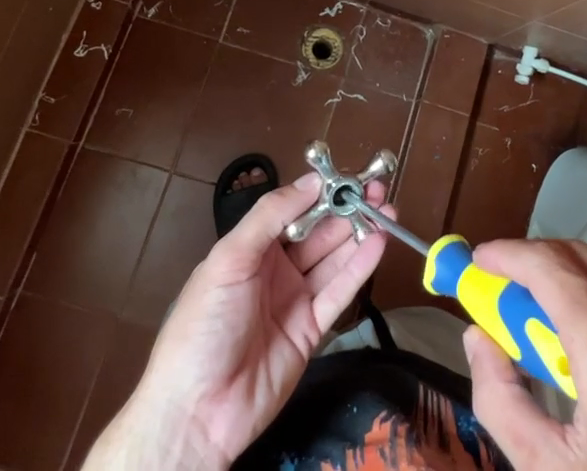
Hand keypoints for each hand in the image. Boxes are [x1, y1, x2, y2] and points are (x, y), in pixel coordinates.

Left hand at [87, 173, 390, 470]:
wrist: (199, 409)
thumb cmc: (203, 326)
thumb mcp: (228, 260)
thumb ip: (269, 217)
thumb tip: (310, 181)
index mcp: (249, 249)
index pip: (291, 212)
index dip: (320, 193)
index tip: (348, 177)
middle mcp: (274, 270)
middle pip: (317, 233)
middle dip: (346, 210)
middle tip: (377, 190)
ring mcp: (295, 300)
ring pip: (333, 259)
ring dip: (360, 234)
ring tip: (388, 211)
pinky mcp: (313, 330)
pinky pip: (340, 292)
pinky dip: (360, 268)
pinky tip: (379, 244)